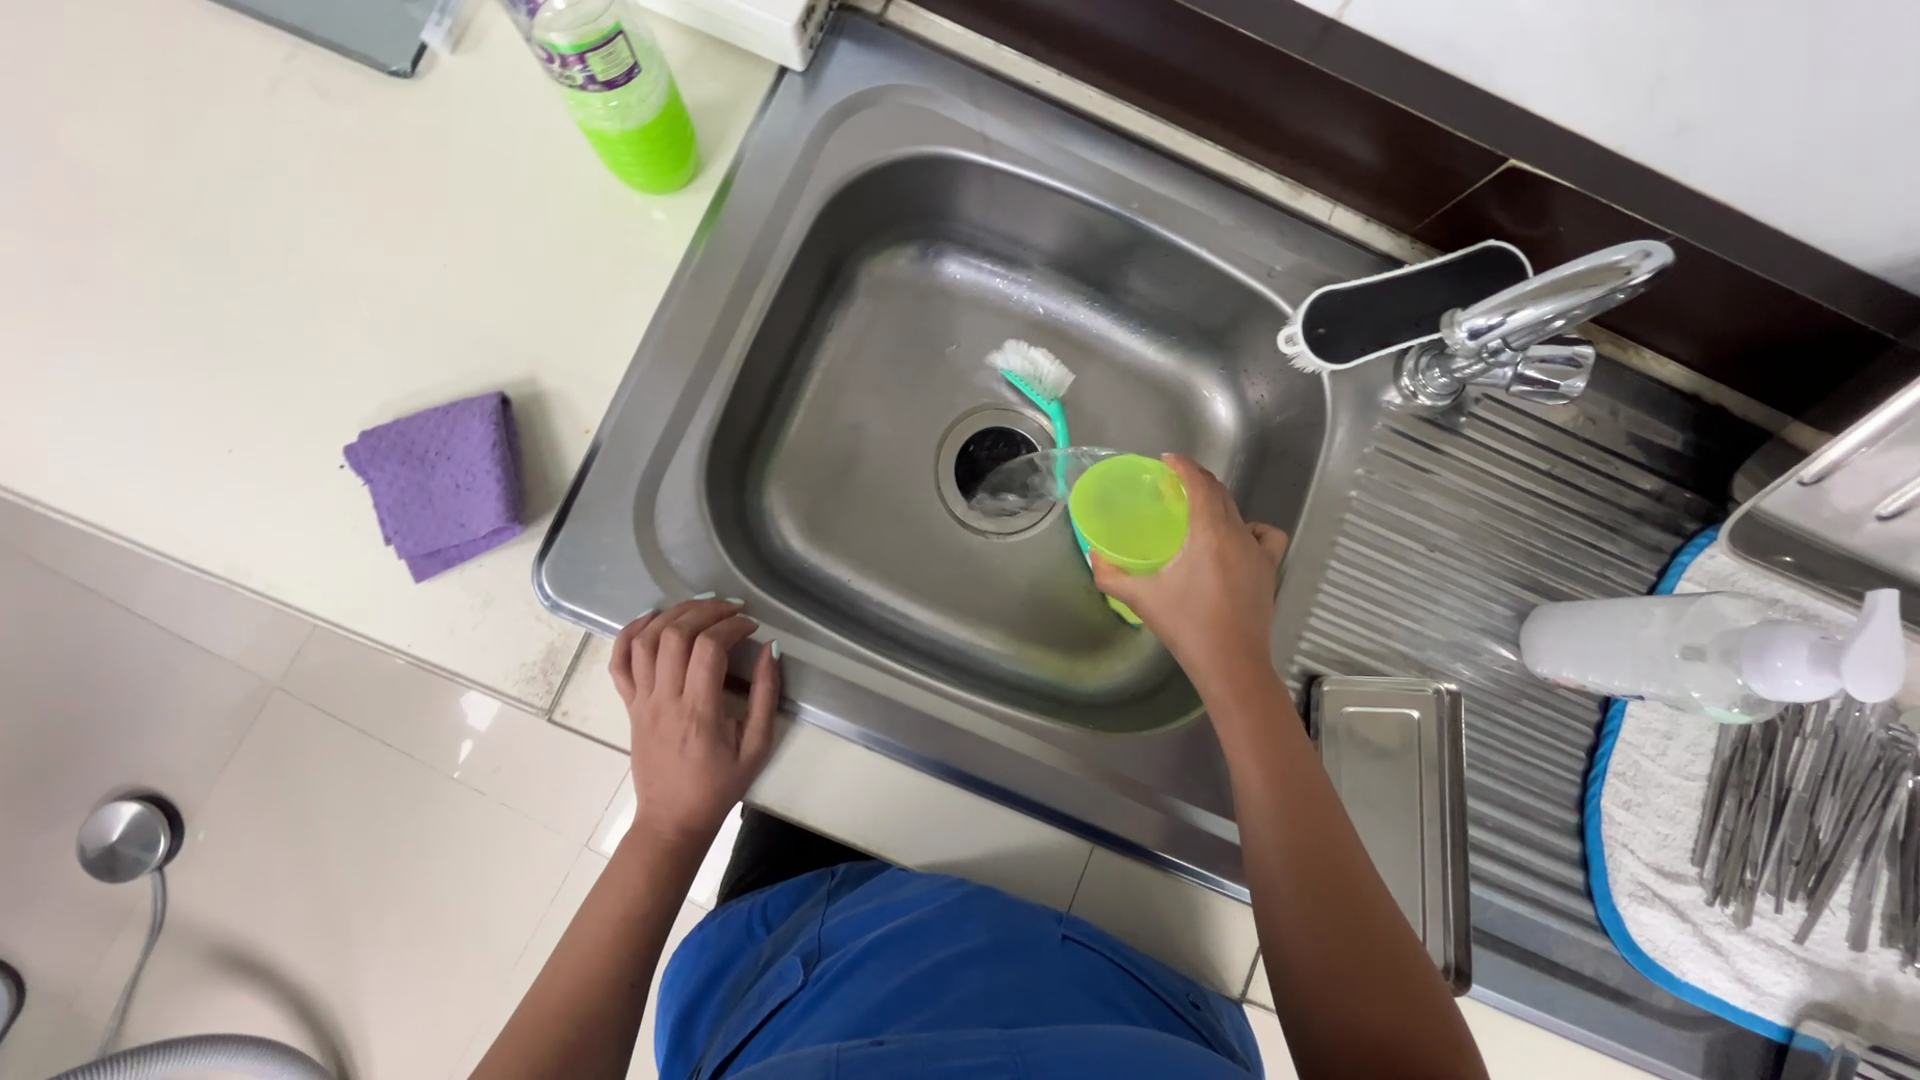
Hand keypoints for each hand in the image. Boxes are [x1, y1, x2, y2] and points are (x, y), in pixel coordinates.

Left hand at [608, 598, 779, 852]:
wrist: (673, 819)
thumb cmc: (719, 785)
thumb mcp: (758, 746)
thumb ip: (766, 696)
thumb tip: (770, 650)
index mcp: (699, 712)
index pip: (709, 649)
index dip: (731, 626)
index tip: (751, 626)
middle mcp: (664, 701)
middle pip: (675, 635)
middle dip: (705, 611)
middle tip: (730, 609)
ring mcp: (641, 702)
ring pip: (645, 641)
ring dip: (672, 614)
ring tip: (699, 607)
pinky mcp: (629, 706)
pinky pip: (619, 663)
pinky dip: (630, 633)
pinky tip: (651, 618)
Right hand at [1091, 454, 1287, 695]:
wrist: (1231, 664)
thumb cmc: (1187, 627)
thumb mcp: (1142, 599)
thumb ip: (1112, 576)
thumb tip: (1094, 557)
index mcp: (1208, 534)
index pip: (1199, 485)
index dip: (1184, 466)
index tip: (1167, 460)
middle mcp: (1237, 535)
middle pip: (1220, 492)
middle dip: (1197, 481)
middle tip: (1173, 485)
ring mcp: (1258, 552)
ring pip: (1240, 511)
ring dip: (1219, 502)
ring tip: (1201, 512)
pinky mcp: (1268, 570)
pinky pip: (1266, 536)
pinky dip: (1251, 528)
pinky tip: (1237, 539)